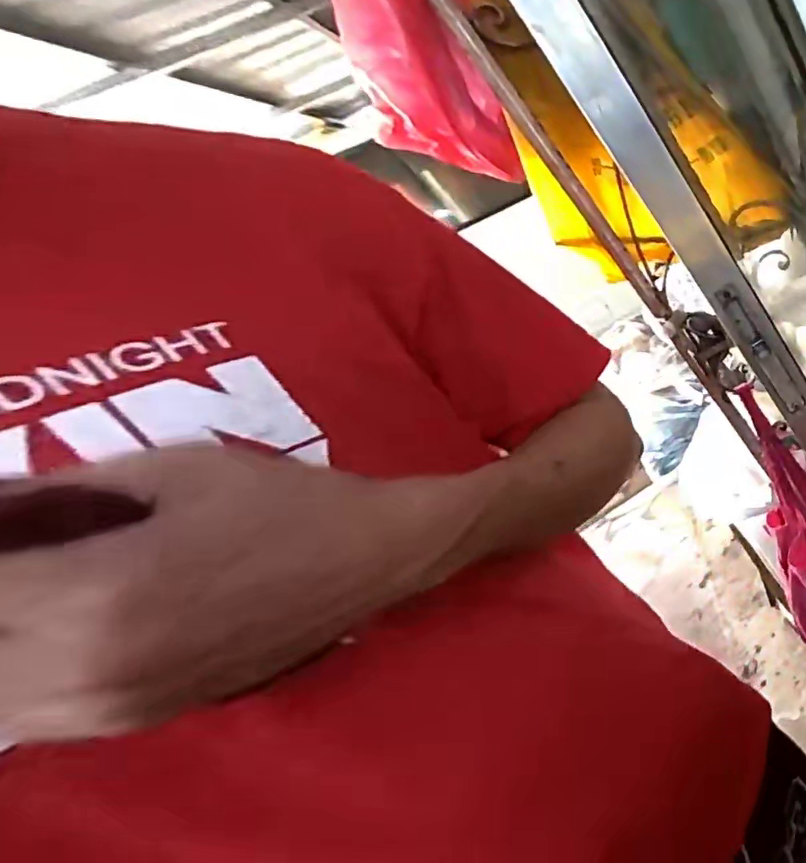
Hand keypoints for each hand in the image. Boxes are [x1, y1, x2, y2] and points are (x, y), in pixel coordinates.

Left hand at [0, 446, 474, 743]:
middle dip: (5, 588)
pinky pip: (30, 713)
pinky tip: (71, 633)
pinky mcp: (141, 716)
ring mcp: (110, 702)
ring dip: (9, 636)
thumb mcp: (185, 471)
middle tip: (34, 560)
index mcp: (92, 591)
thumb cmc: (295, 502)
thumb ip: (64, 489)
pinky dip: (27, 673)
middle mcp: (82, 663)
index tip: (16, 531)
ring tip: (54, 595)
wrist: (384, 553)